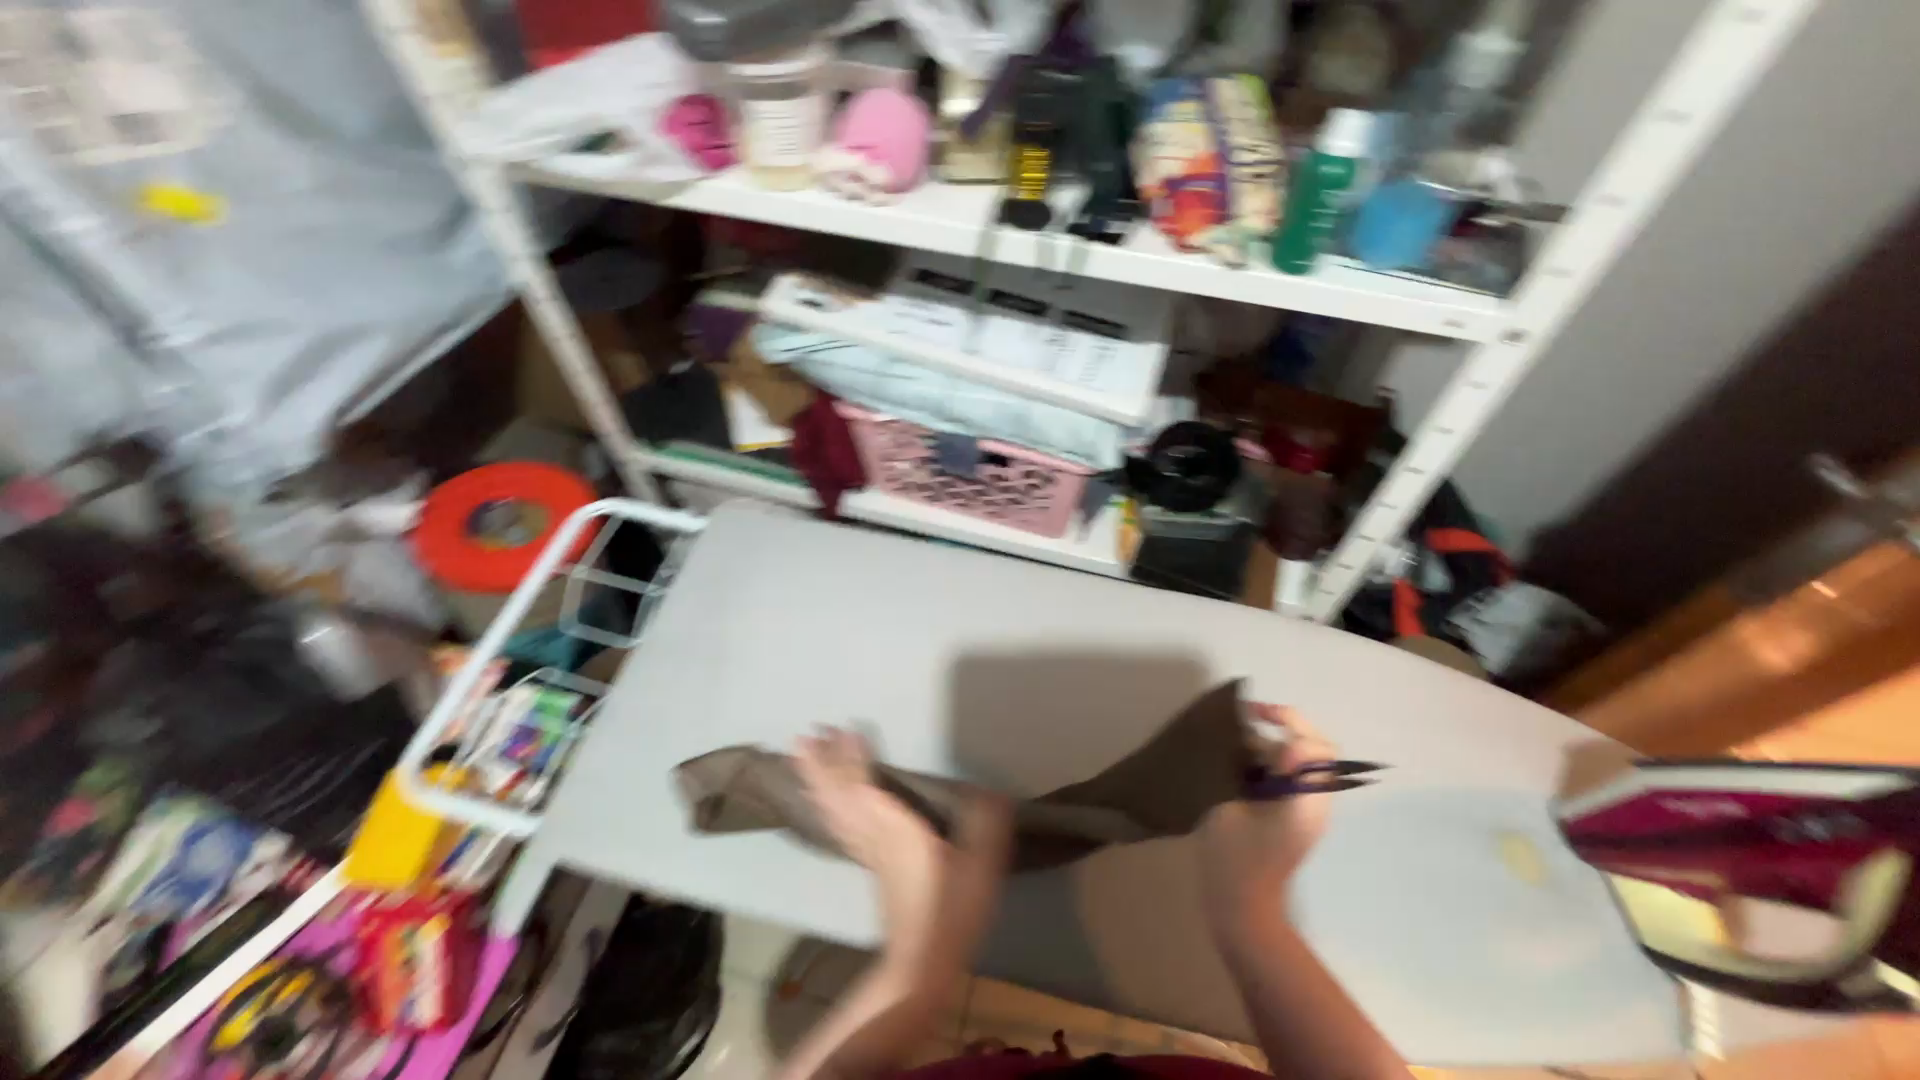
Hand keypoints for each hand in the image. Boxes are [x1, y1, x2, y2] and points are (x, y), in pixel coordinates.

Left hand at [794, 728, 1011, 969]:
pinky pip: (837, 825)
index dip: (853, 757)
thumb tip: (991, 789)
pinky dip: (825, 805)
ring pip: (832, 808)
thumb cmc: (952, 909)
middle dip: (821, 763)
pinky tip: (822, 800)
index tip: (844, 729)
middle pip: (838, 793)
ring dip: (816, 779)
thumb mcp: (980, 864)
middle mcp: (872, 834)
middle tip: (804, 735)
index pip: (864, 784)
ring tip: (800, 755)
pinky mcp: (867, 866)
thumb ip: (985, 823)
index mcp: (895, 828)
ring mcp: (866, 851)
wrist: (922, 962)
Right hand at [1196, 705, 1335, 938]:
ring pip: (1298, 763)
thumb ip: (1239, 767)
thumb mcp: (1226, 807)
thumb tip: (1244, 737)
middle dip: (1281, 728)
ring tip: (1231, 750)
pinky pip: (1289, 780)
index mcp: (1305, 799)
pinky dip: (1267, 767)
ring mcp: (1307, 813)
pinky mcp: (1294, 821)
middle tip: (1244, 723)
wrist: (1243, 913)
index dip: (1286, 721)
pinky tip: (1236, 772)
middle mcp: (1315, 803)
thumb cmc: (1232, 861)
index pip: (1315, 745)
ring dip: (1269, 748)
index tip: (1250, 716)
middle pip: (1314, 749)